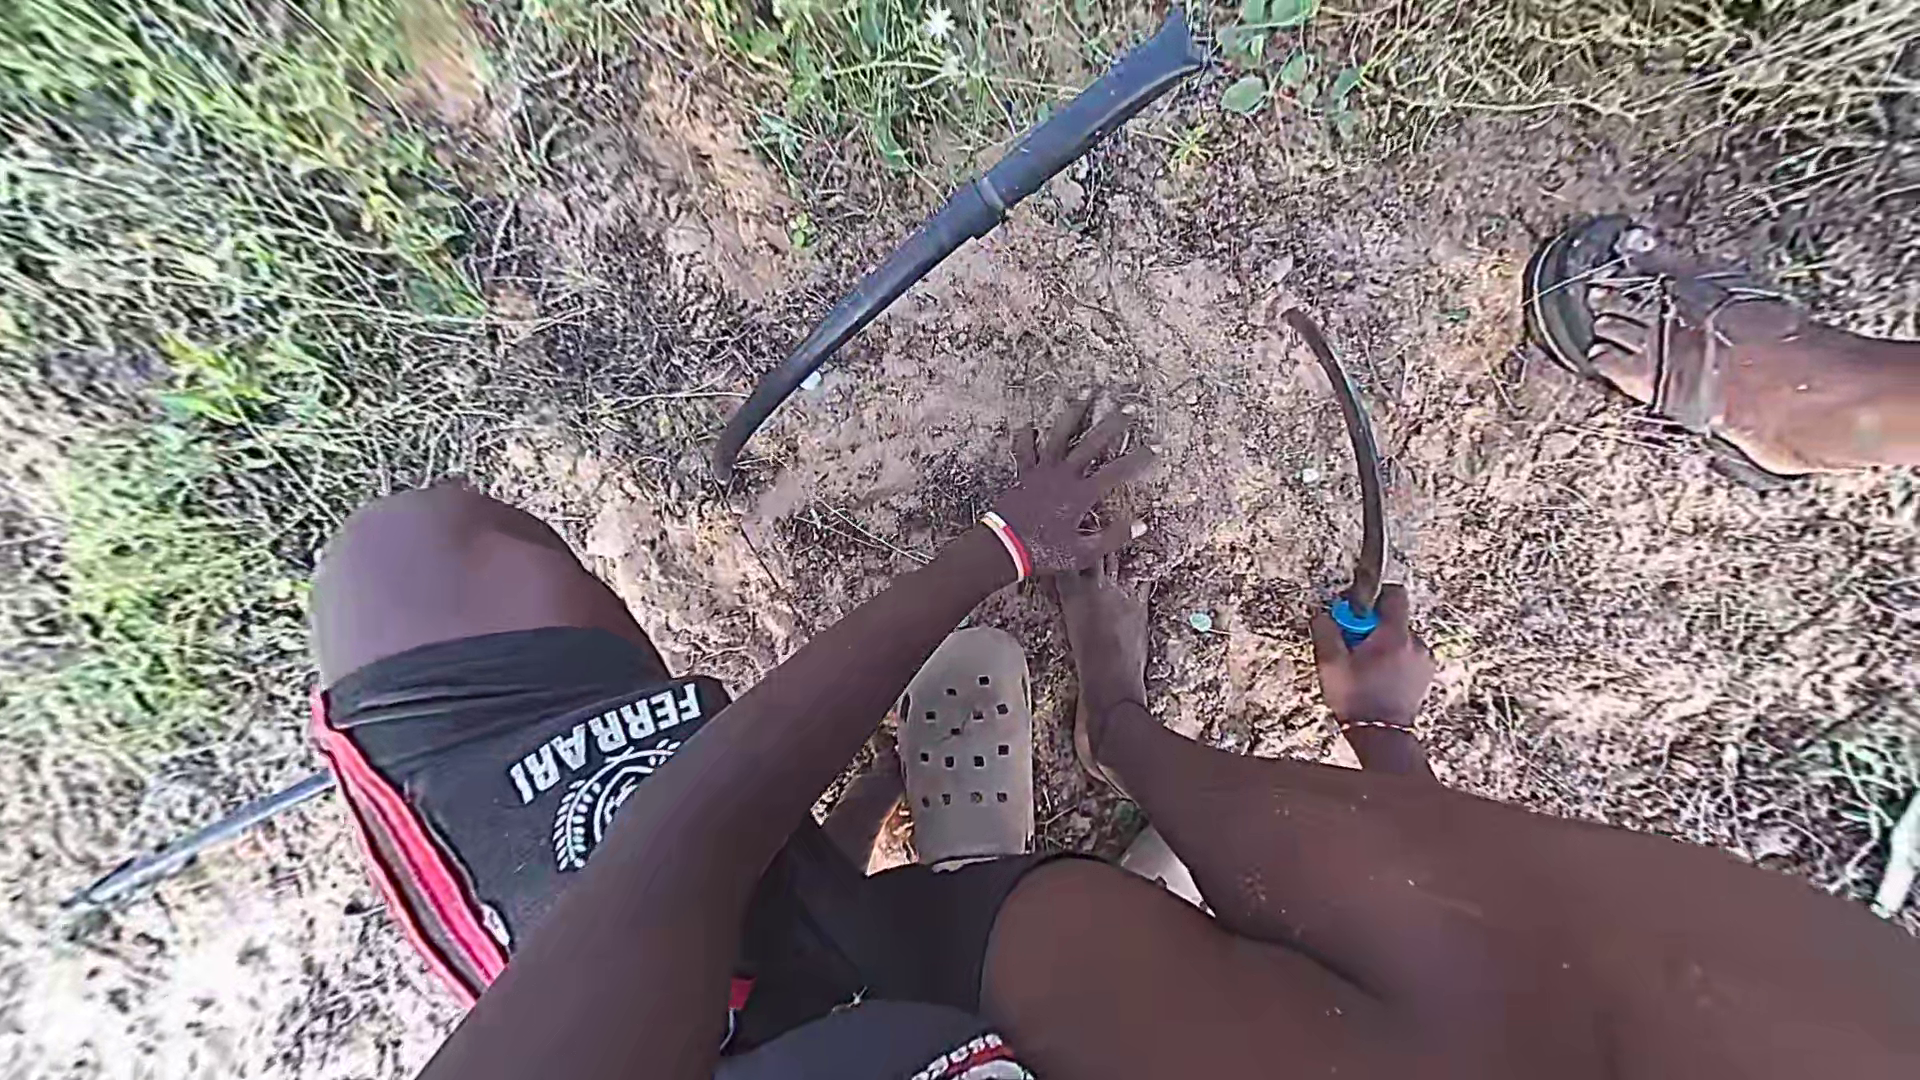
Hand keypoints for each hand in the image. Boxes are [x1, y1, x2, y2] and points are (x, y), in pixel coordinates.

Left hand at [1001, 396, 1156, 573]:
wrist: (1004, 548)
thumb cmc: (1044, 553)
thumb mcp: (1083, 553)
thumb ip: (1112, 537)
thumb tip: (1141, 525)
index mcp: (1081, 494)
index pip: (1118, 471)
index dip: (1140, 457)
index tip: (1157, 444)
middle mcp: (1064, 475)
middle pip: (1093, 442)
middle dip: (1113, 423)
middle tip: (1129, 406)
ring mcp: (1042, 470)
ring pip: (1060, 434)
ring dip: (1075, 411)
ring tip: (1086, 391)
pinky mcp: (1023, 473)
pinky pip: (1025, 449)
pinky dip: (1027, 436)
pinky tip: (1030, 424)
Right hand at [1307, 585, 1433, 726]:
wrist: (1380, 733)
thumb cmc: (1354, 696)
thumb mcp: (1329, 660)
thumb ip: (1325, 629)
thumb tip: (1323, 613)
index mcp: (1394, 636)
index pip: (1394, 595)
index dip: (1372, 596)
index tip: (1354, 612)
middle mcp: (1416, 644)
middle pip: (1392, 618)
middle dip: (1369, 627)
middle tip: (1350, 647)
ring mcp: (1424, 660)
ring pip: (1397, 637)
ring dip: (1379, 643)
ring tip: (1361, 665)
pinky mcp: (1424, 673)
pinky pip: (1405, 653)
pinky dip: (1389, 657)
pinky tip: (1374, 674)